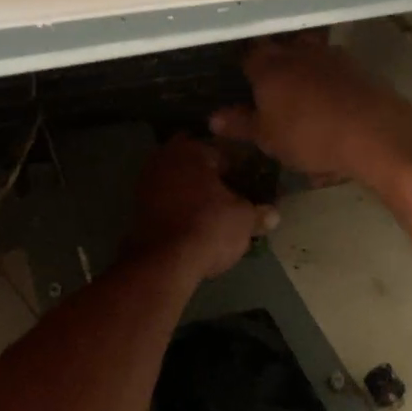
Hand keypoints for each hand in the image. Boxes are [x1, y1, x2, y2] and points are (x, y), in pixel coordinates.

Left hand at [129, 136, 276, 280]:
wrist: (163, 261)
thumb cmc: (209, 227)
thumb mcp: (244, 220)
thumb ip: (259, 212)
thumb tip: (273, 213)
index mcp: (193, 149)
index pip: (223, 152)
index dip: (239, 170)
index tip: (249, 187)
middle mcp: (166, 156)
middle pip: (196, 162)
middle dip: (211, 175)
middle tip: (229, 196)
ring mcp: (148, 180)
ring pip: (178, 179)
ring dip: (192, 190)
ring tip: (212, 212)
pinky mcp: (138, 205)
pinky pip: (165, 198)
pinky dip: (177, 206)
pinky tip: (191, 222)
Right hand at [211, 38, 411, 185]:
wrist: (374, 132)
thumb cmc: (309, 136)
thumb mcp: (268, 138)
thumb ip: (241, 125)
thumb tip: (214, 117)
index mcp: (269, 66)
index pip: (249, 54)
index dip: (245, 65)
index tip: (243, 78)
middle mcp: (297, 51)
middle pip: (281, 46)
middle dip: (275, 59)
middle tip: (271, 82)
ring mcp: (330, 56)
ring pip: (310, 52)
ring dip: (305, 65)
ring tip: (302, 90)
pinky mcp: (358, 68)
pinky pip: (334, 68)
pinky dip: (329, 79)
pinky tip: (331, 99)